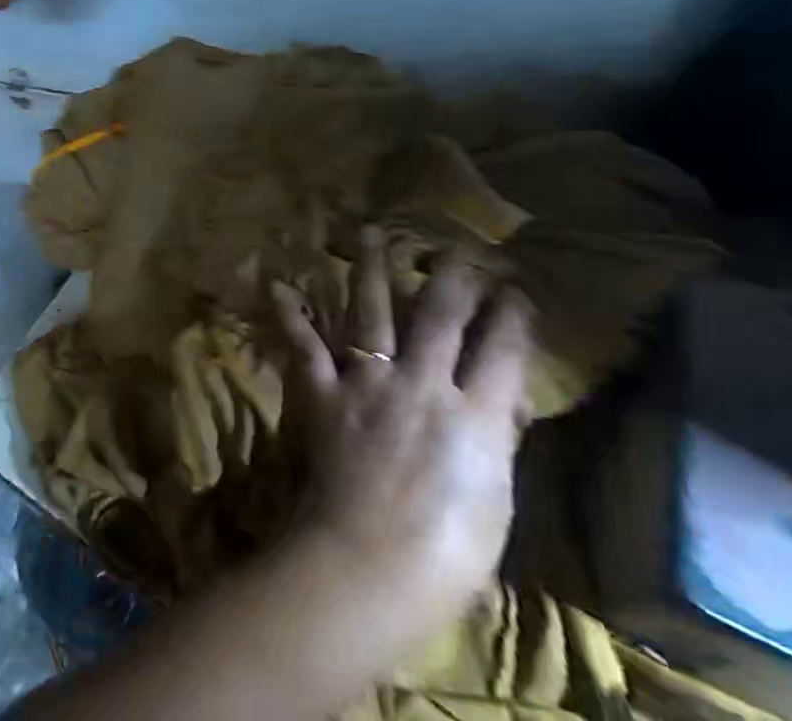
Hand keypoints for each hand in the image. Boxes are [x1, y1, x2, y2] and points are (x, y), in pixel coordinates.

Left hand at [270, 227, 530, 656]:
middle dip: (450, 277)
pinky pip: (305, 346)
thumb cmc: (448, 551)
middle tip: (452, 251)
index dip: (512, 316)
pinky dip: (290, 315)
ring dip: (370, 268)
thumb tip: (501, 404)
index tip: (514, 289)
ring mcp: (369, 385)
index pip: (504, 350)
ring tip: (368, 230)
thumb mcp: (496, 500)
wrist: (371, 561)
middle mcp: (423, 384)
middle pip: (440, 316)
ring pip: (371, 312)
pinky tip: (278, 285)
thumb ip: (496, 443)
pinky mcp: (324, 396)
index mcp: (476, 415)